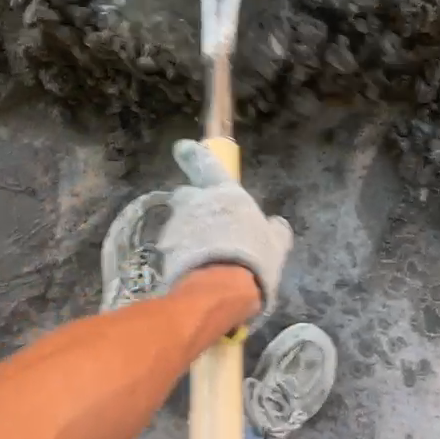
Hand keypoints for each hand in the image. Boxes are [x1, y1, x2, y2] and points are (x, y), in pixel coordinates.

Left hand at [157, 140, 294, 319]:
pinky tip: (193, 273)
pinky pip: (171, 249)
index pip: (206, 164)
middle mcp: (195, 203)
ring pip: (178, 224)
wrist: (220, 290)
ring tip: (202, 259)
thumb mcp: (275, 246)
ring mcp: (176, 227)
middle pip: (186, 196)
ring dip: (186, 235)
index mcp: (225, 193)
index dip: (193, 154)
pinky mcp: (163, 251)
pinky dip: (179, 256)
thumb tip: (277, 224)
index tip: (182, 148)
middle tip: (204, 224)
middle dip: (191, 206)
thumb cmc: (254, 259)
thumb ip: (275, 231)